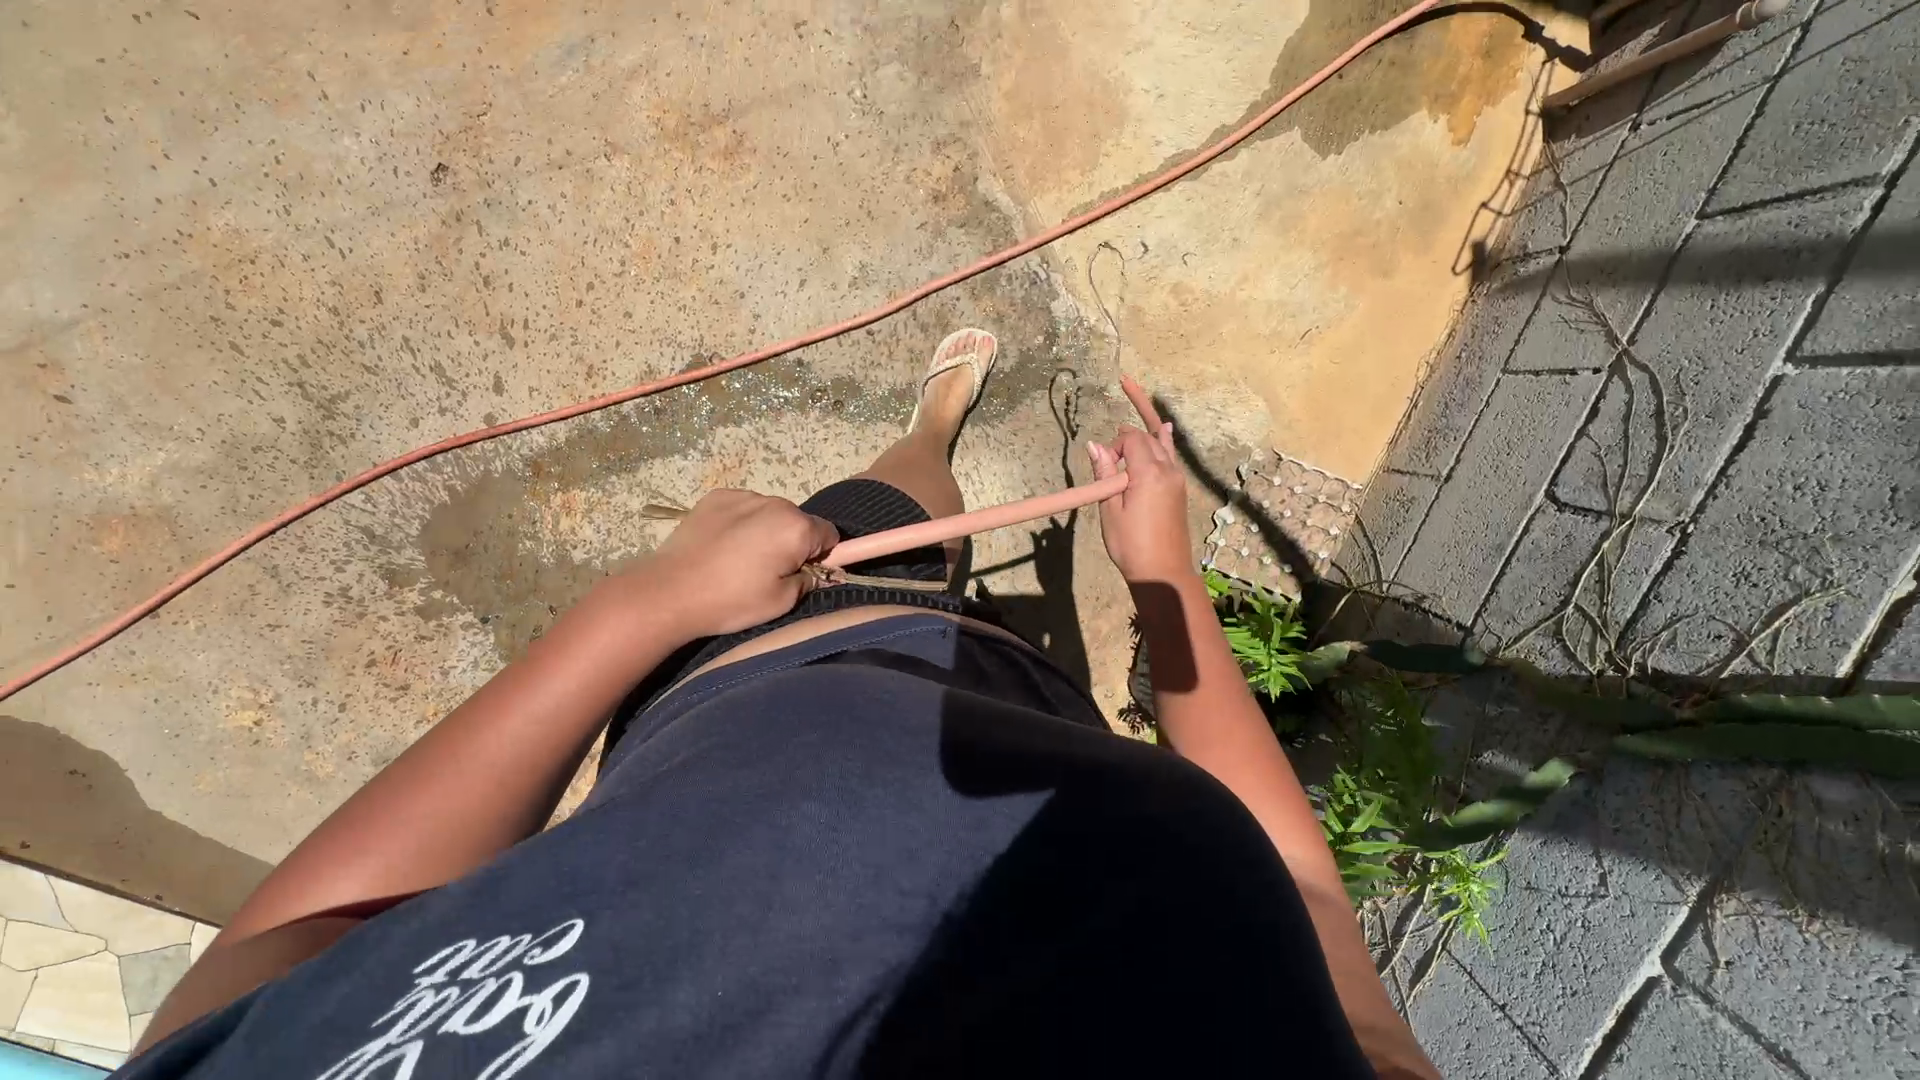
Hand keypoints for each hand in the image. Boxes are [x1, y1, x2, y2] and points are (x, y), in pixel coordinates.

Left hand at [620, 490, 838, 638]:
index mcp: (796, 527)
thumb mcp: (781, 602)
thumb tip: (817, 572)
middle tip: (768, 570)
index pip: (829, 533)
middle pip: (798, 521)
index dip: (820, 556)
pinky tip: (723, 545)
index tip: (800, 573)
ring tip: (740, 559)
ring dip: (766, 530)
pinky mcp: (716, 497)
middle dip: (792, 542)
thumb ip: (809, 581)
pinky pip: (743, 508)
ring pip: (770, 513)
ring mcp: (742, 496)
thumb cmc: (731, 600)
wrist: (669, 591)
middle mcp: (774, 503)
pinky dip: (741, 523)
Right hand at [1087, 423, 1193, 584]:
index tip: (1103, 464)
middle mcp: (1168, 471)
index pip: (1133, 439)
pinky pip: (1171, 459)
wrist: (1162, 571)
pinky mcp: (1180, 491)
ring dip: (1149, 435)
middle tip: (1111, 452)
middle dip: (1129, 438)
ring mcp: (1178, 481)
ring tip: (1141, 414)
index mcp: (1149, 473)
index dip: (1115, 444)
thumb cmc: (1130, 544)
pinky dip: (1165, 444)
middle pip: (1149, 439)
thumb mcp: (1110, 509)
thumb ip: (1104, 474)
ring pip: (1164, 447)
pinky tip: (1166, 432)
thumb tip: (1094, 445)